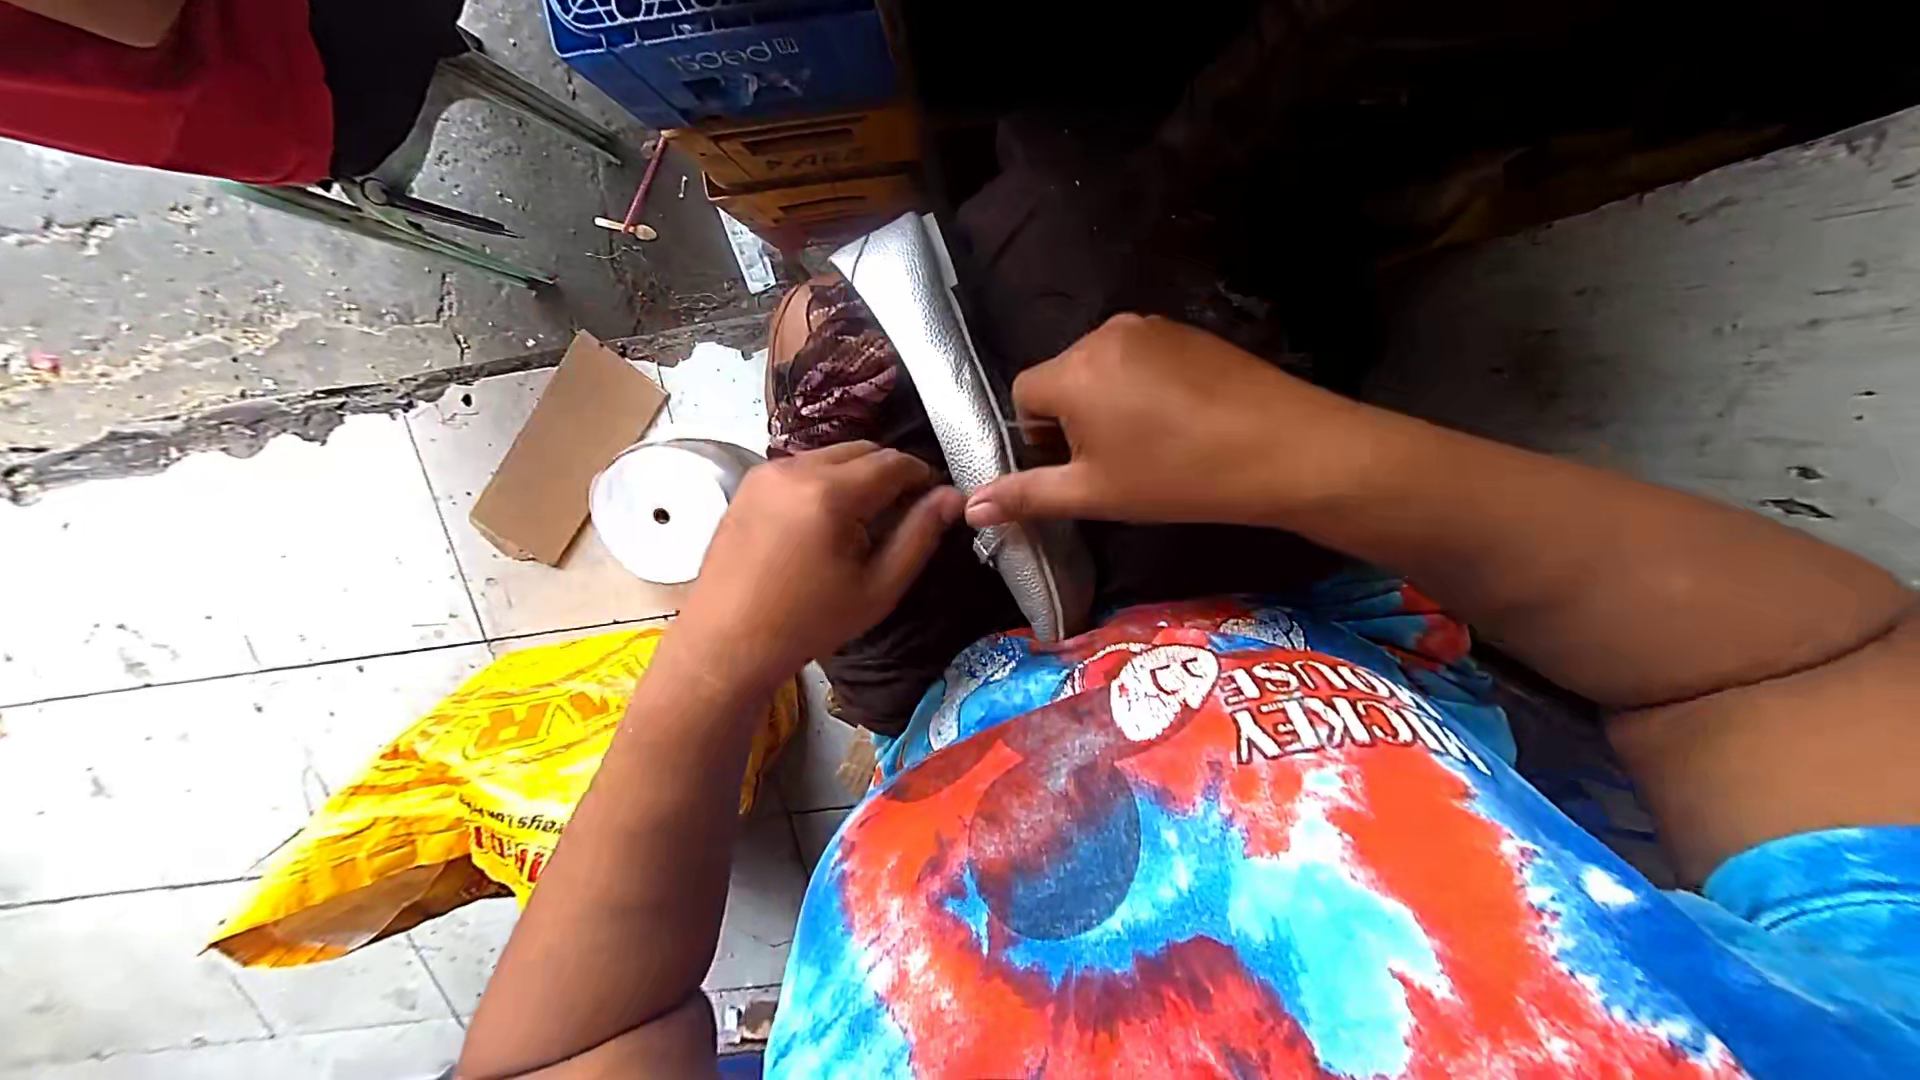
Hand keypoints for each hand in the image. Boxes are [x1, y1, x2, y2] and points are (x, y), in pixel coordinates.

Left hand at [673, 442, 962, 683]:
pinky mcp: (749, 484)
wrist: (727, 642)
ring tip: (861, 522)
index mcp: (830, 493)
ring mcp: (766, 473)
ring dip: (857, 476)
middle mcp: (795, 469)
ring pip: (832, 455)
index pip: (894, 462)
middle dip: (889, 473)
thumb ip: (920, 535)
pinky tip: (825, 523)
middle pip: (863, 449)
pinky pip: (802, 467)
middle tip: (899, 514)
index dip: (922, 476)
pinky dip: (825, 482)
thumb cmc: (808, 623)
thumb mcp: (879, 586)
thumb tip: (952, 498)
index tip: (932, 500)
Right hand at [965, 314, 1369, 528]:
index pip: (1023, 394)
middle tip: (1112, 462)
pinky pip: (1139, 358)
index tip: (1074, 465)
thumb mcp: (1094, 493)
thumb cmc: (1177, 477)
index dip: (1037, 435)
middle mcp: (1104, 333)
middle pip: (1061, 378)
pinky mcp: (1186, 330)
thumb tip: (970, 508)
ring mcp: (1150, 326)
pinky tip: (1176, 421)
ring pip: (1100, 368)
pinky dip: (1140, 387)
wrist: (1286, 449)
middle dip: (1071, 419)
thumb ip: (1027, 495)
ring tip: (1147, 444)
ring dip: (1105, 403)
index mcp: (1073, 370)